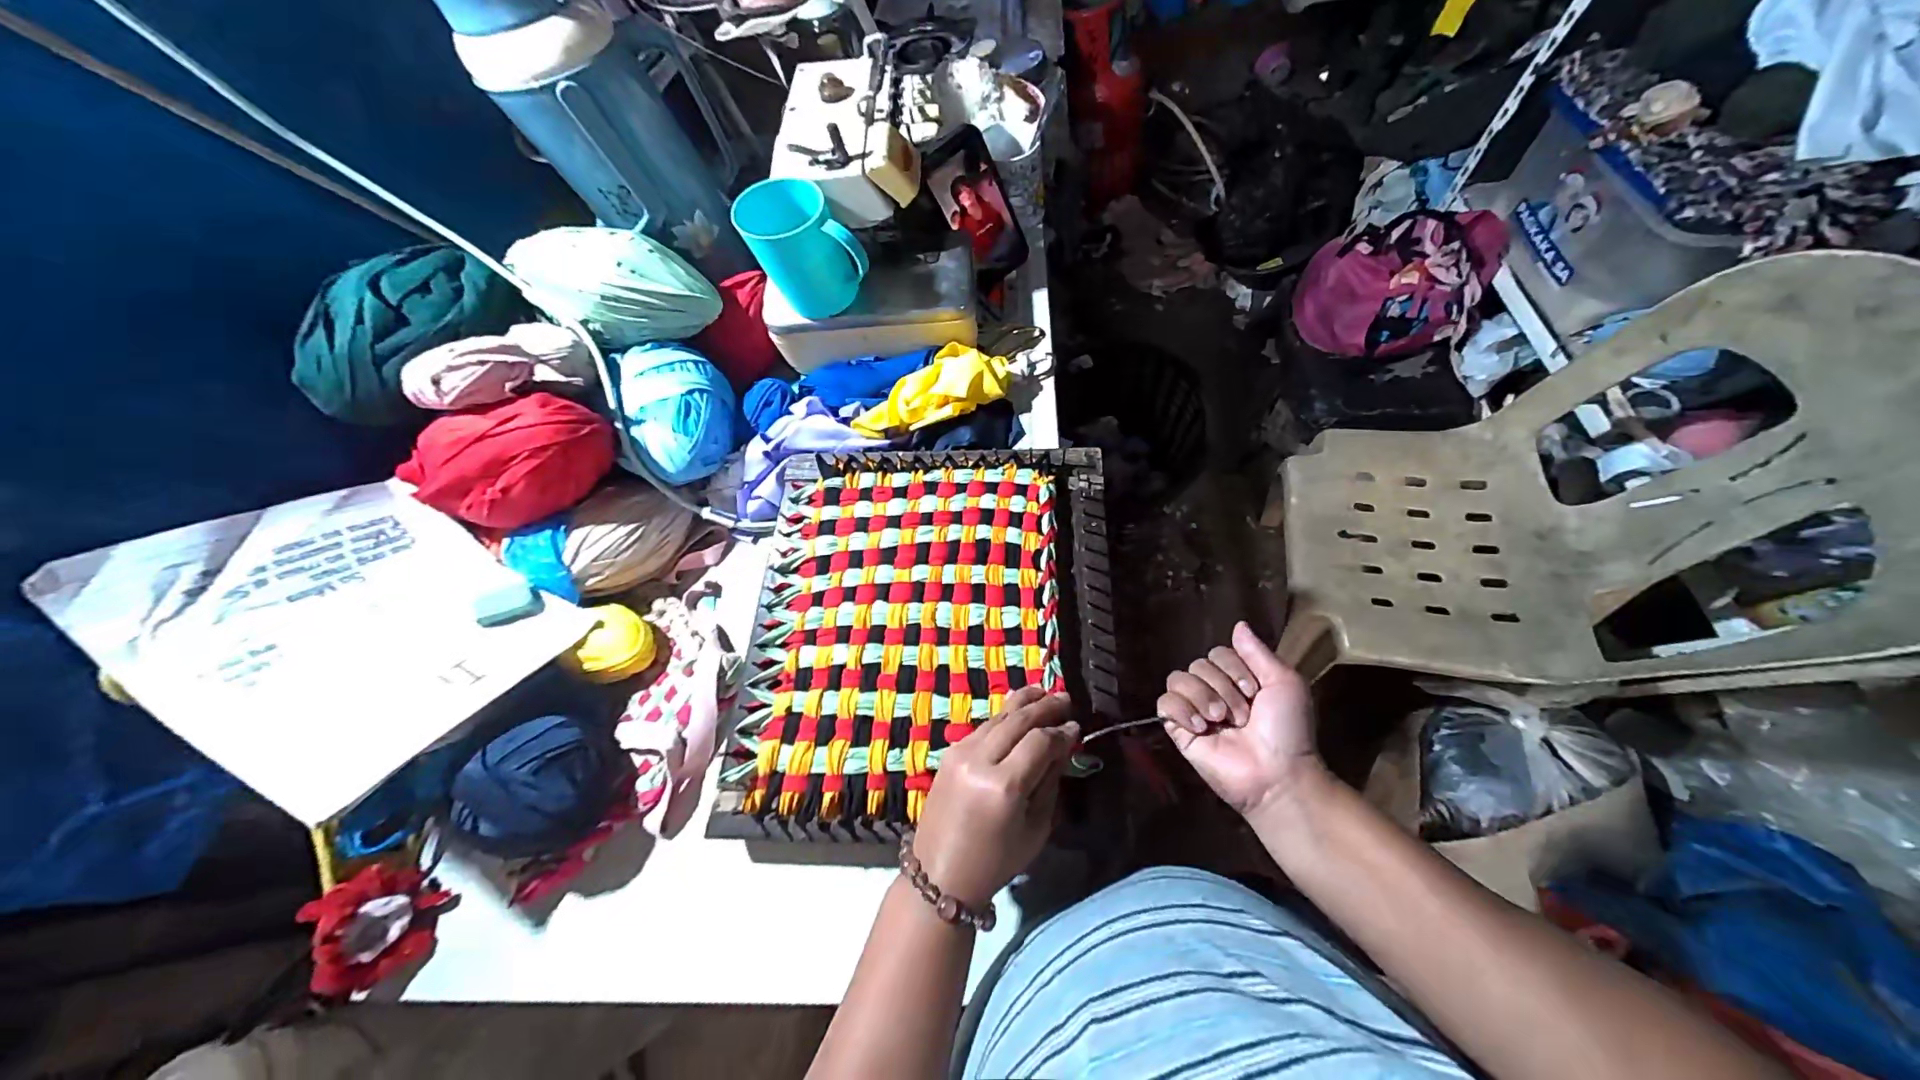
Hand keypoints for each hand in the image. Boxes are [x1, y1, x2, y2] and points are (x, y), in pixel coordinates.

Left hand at [912, 687, 1078, 908]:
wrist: (940, 874)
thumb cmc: (996, 861)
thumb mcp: (1036, 827)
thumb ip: (1049, 782)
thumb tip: (1062, 747)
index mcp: (1003, 785)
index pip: (1040, 742)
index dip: (1061, 731)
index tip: (1077, 726)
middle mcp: (979, 761)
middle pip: (1018, 720)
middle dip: (1045, 706)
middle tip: (1066, 698)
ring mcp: (960, 753)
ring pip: (997, 718)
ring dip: (1023, 704)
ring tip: (1044, 693)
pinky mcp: (949, 753)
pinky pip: (982, 728)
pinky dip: (1003, 718)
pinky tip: (1017, 712)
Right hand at [1157, 622, 1324, 817]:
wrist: (1277, 773)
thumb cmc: (1288, 730)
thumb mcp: (1284, 683)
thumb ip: (1258, 652)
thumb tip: (1238, 624)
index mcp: (1236, 680)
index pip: (1218, 653)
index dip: (1234, 668)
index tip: (1254, 692)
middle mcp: (1213, 692)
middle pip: (1198, 664)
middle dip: (1222, 687)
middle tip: (1242, 714)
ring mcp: (1193, 711)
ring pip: (1178, 679)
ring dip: (1203, 697)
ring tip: (1220, 721)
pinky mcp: (1177, 730)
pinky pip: (1164, 703)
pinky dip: (1180, 709)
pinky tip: (1200, 726)